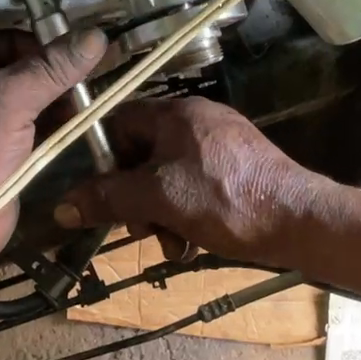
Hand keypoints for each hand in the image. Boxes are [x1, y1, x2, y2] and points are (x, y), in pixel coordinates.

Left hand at [0, 28, 107, 251]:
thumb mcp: (12, 101)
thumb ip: (51, 68)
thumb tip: (95, 36)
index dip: (25, 40)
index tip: (62, 51)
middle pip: (5, 68)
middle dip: (44, 70)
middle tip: (80, 75)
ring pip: (14, 100)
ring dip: (49, 98)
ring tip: (84, 100)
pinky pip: (17, 128)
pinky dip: (43, 124)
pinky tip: (72, 124)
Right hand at [55, 98, 324, 264]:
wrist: (299, 221)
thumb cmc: (222, 201)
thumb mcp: (157, 200)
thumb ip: (108, 198)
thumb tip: (61, 206)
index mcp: (176, 114)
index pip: (119, 121)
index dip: (103, 157)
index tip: (101, 194)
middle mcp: (198, 120)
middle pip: (144, 154)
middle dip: (136, 198)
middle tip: (140, 230)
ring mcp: (222, 144)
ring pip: (169, 177)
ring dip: (161, 214)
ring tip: (172, 245)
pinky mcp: (239, 168)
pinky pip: (196, 186)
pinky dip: (187, 214)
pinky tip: (193, 244)